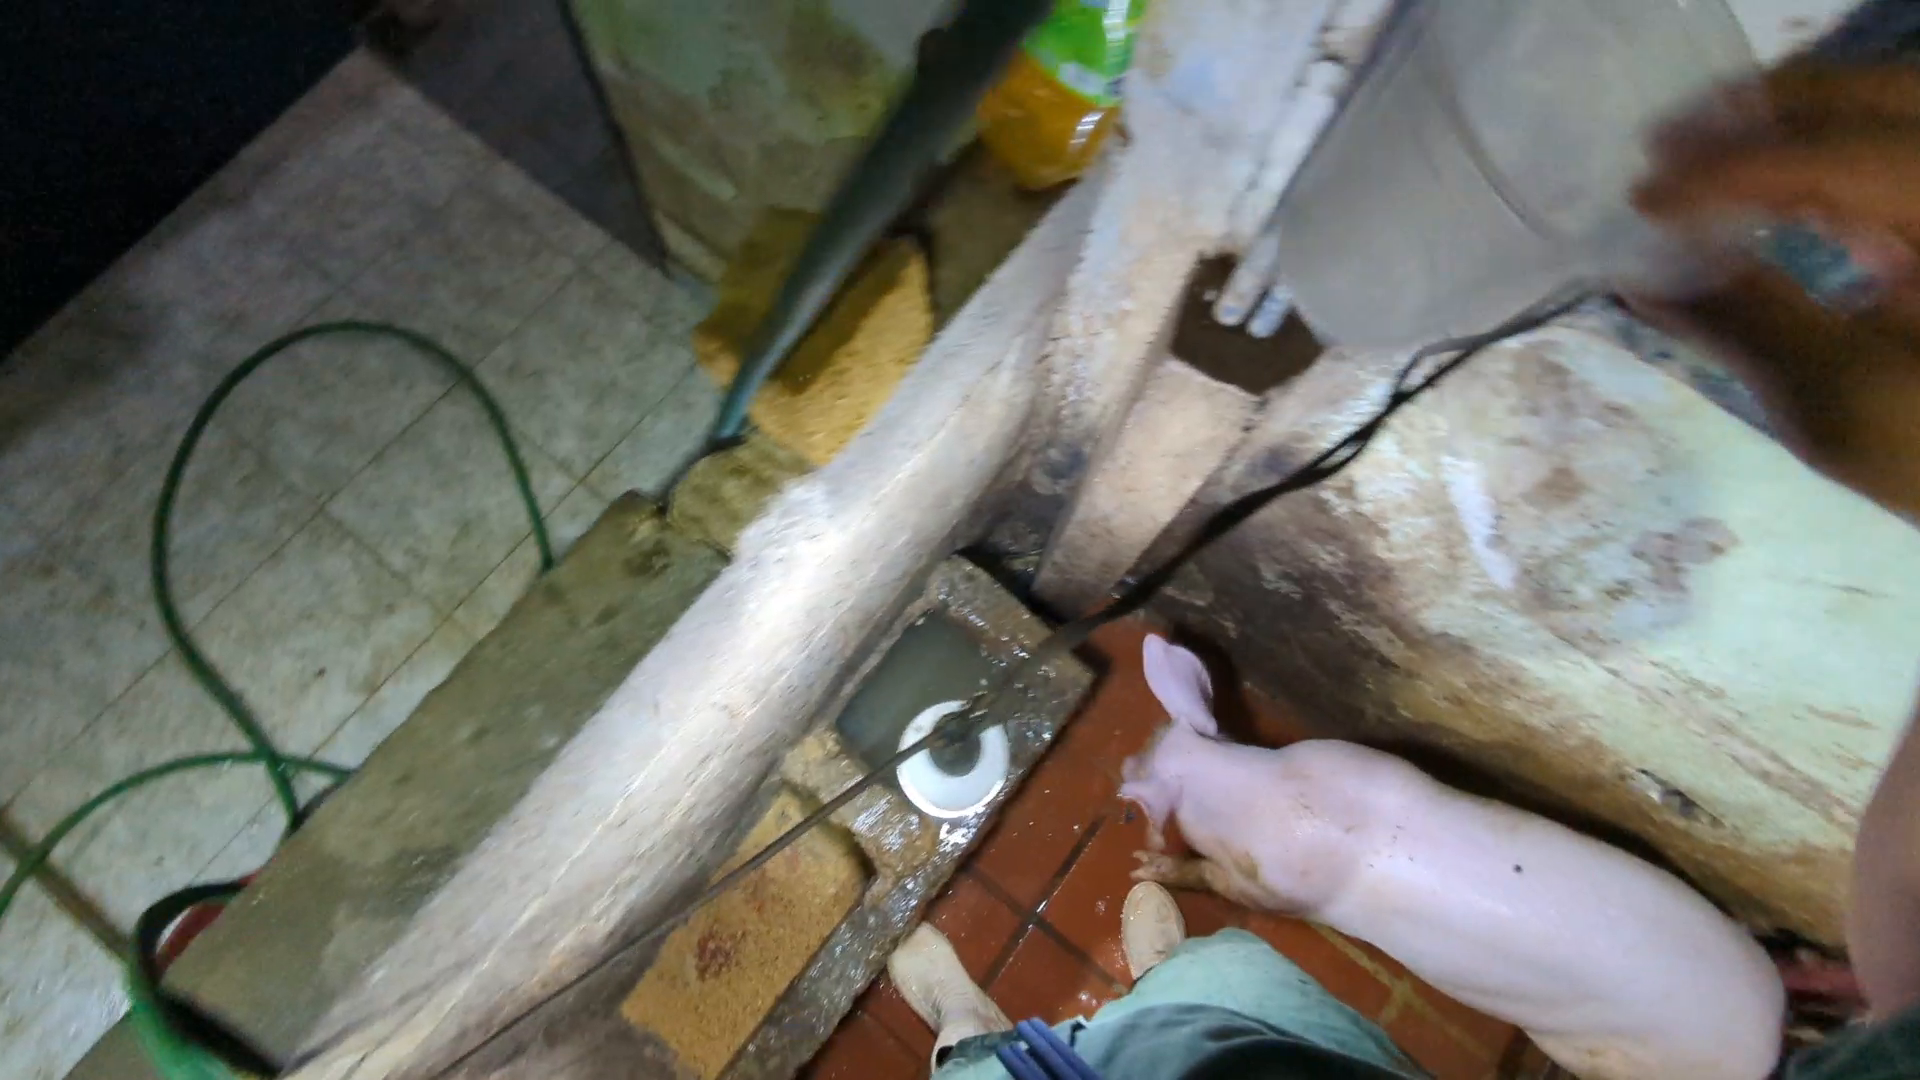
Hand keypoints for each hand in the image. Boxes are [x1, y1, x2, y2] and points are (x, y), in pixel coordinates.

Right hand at [1631, 63, 1919, 521]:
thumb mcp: (1835, 396)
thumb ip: (1742, 322)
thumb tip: (1640, 279)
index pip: (1843, 162)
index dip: (1733, 171)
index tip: (1641, 196)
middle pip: (1894, 103)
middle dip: (1777, 107)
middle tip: (1670, 134)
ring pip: (1903, 125)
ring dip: (1802, 129)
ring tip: (1707, 150)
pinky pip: (1906, 171)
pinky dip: (1835, 169)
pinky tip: (1773, 196)